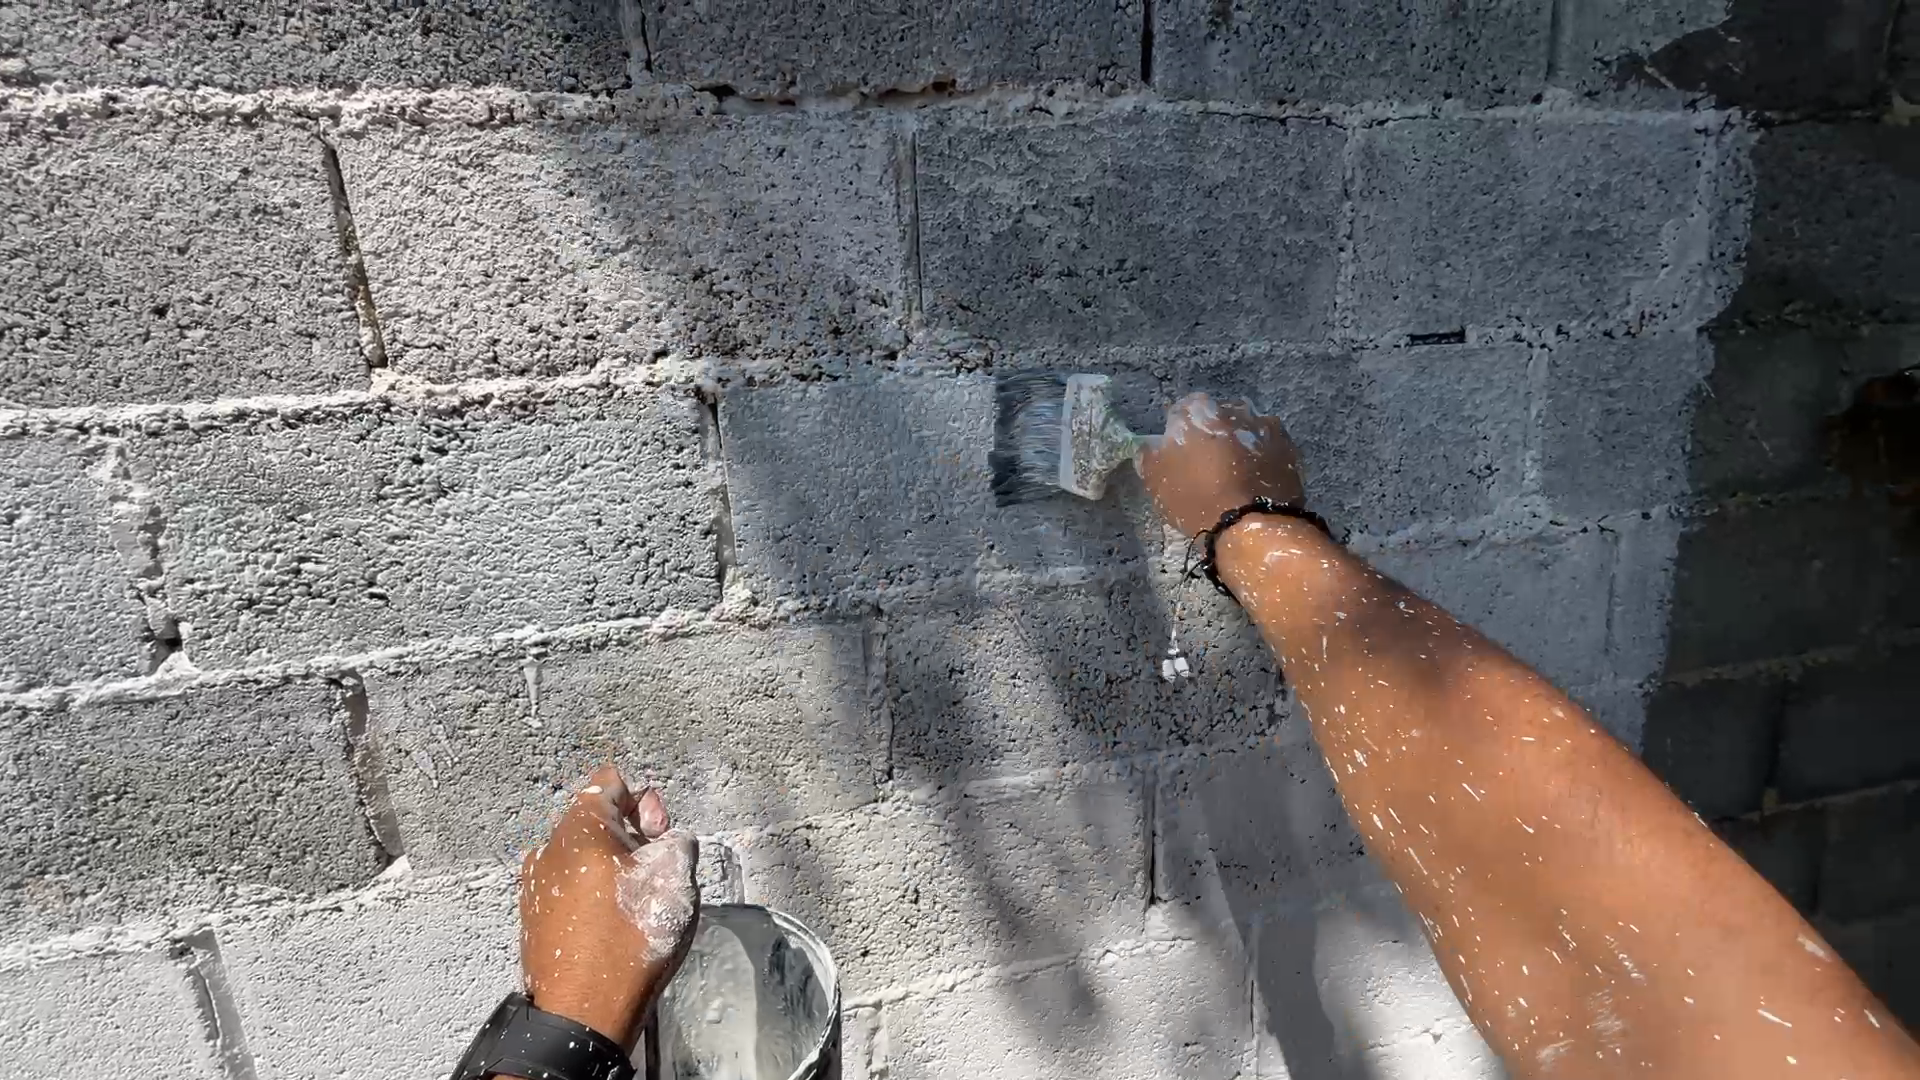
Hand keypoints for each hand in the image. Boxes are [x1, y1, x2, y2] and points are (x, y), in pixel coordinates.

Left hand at [519, 766, 698, 1047]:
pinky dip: (596, 886)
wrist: (584, 1015)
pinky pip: (571, 880)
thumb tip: (661, 838)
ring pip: (585, 850)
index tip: (658, 835)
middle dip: (633, 831)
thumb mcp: (675, 874)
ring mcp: (535, 885)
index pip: (610, 781)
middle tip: (654, 866)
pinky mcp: (534, 916)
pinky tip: (614, 915)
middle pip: (598, 816)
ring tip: (636, 896)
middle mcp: (548, 849)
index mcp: (578, 829)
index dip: (645, 800)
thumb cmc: (632, 936)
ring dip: (615, 861)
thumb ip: (675, 835)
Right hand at [1136, 392, 1305, 536]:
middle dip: (1212, 436)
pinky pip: (1268, 451)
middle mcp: (1236, 409)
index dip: (1178, 433)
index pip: (1183, 410)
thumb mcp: (1155, 479)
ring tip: (1232, 479)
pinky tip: (1253, 485)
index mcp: (1199, 410)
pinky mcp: (1291, 450)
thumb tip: (1151, 445)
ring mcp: (1267, 427)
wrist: (1251, 526)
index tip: (1178, 455)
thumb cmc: (1195, 497)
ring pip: (1246, 433)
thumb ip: (1149, 455)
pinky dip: (1260, 462)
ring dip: (1238, 448)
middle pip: (1218, 419)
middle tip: (1205, 467)